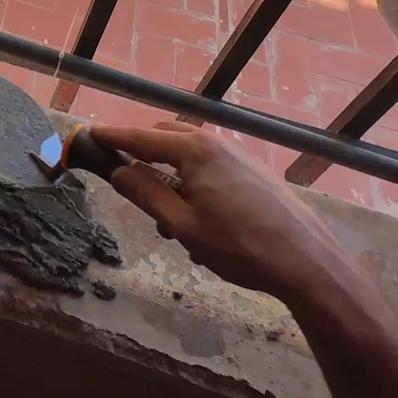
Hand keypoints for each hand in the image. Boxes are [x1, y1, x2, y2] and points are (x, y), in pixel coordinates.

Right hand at [91, 121, 357, 302]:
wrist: (310, 264)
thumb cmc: (240, 247)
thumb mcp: (183, 226)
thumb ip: (145, 194)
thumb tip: (118, 170)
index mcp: (194, 150)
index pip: (141, 137)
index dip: (112, 136)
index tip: (87, 133)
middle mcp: (215, 142)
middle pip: (165, 137)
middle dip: (143, 156)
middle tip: (129, 184)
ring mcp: (238, 154)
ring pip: (189, 155)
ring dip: (171, 177)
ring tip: (172, 222)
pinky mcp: (254, 171)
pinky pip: (211, 166)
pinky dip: (194, 182)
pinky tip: (203, 221)